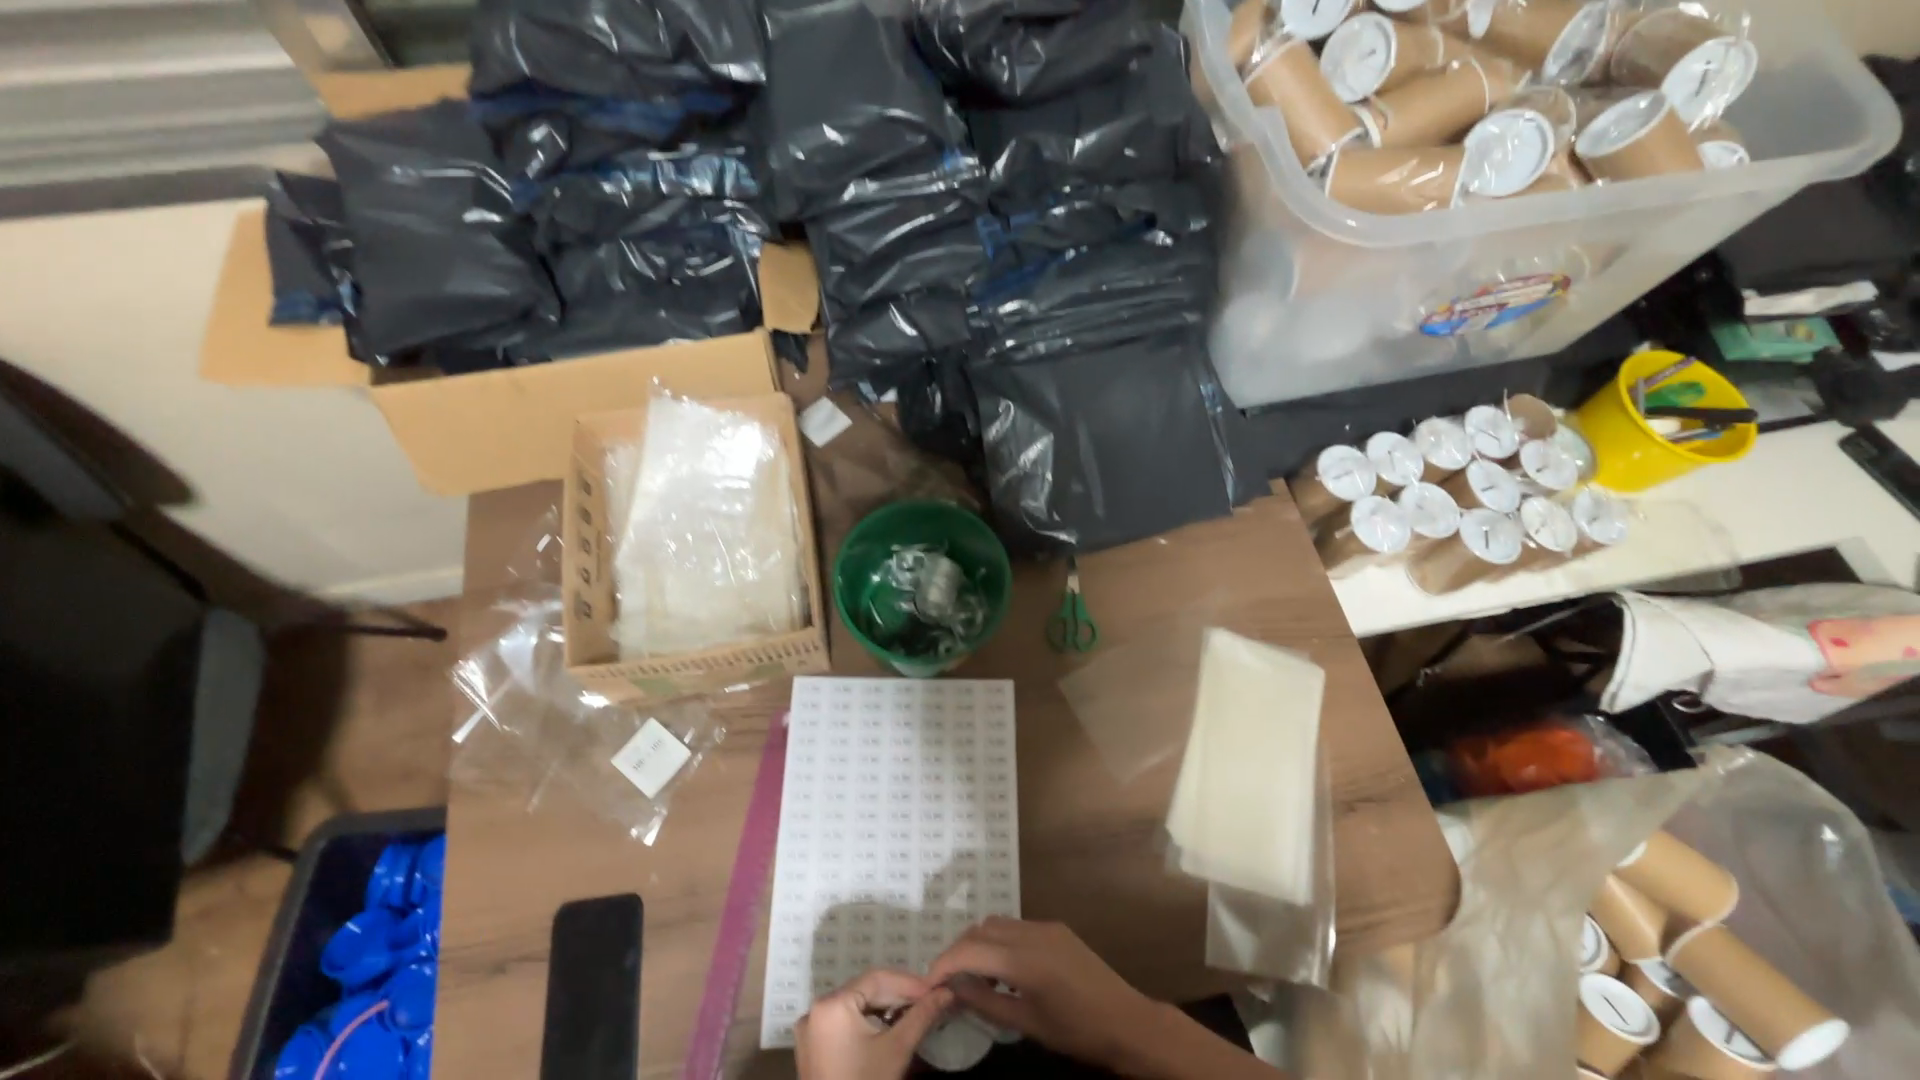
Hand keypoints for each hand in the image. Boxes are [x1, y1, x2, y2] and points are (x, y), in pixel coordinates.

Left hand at [794, 969, 952, 1079]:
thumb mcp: (897, 1049)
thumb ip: (921, 1015)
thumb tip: (945, 992)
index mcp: (831, 1004)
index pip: (876, 979)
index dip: (908, 982)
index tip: (934, 989)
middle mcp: (815, 1010)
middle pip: (864, 991)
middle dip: (897, 995)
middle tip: (927, 1000)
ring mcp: (811, 1030)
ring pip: (855, 1006)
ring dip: (884, 1008)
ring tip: (912, 1013)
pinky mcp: (813, 1047)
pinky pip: (843, 1022)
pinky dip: (867, 1021)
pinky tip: (888, 1028)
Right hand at [924, 918, 1168, 1073]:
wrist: (1127, 1021)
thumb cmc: (1075, 1030)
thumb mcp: (1025, 1023)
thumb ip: (984, 1002)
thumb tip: (953, 987)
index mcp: (1022, 959)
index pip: (968, 951)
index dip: (944, 965)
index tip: (929, 983)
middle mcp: (1031, 933)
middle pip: (979, 931)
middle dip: (958, 952)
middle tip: (948, 981)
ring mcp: (1046, 927)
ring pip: (997, 924)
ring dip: (978, 944)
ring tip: (976, 978)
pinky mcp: (1057, 929)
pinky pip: (1017, 927)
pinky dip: (1000, 942)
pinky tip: (1004, 970)